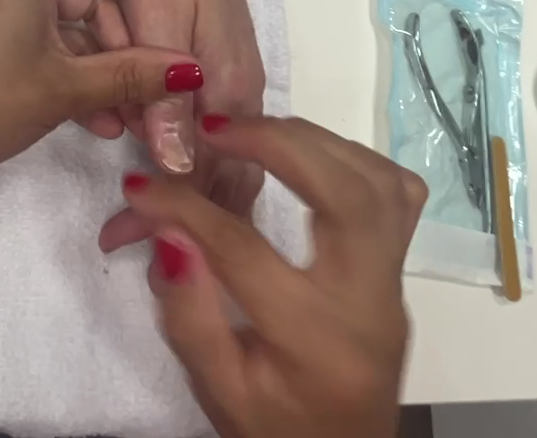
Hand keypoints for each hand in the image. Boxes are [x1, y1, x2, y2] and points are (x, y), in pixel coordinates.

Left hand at [0, 0, 205, 196]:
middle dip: (117, 35)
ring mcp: (4, 32)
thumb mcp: (64, 88)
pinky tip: (99, 127)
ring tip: (128, 118)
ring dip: (102, 70)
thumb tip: (191, 68)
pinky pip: (48, 61)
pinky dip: (75, 85)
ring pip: (67, 35)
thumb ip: (128, 76)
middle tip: (145, 84)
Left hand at [96, 0, 264, 250]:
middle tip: (120, 236)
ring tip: (125, 207)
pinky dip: (165, 142)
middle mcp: (238, 93)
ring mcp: (228, 81)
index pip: (205, 171)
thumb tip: (175, 165)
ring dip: (168, 181)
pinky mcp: (210, 67)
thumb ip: (162, 90)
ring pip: (205, 151)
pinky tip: (134, 145)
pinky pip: (194, 123)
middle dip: (172, 212)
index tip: (122, 236)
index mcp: (226, 86)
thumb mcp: (156, 18)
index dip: (165, 210)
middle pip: (216, 174)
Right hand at [124, 116, 425, 437]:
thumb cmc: (273, 426)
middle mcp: (371, 302)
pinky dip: (346, 156)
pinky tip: (298, 155)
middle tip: (214, 128)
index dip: (183, 207)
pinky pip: (394, 191)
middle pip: (348, 195)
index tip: (139, 184)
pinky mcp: (397, 267)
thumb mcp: (216, 387)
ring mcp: (394, 282)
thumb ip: (189, 314)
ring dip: (313, 140)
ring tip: (251, 133)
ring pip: (381, 181)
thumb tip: (169, 231)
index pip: (245, 251)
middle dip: (276, 143)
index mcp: (319, 340)